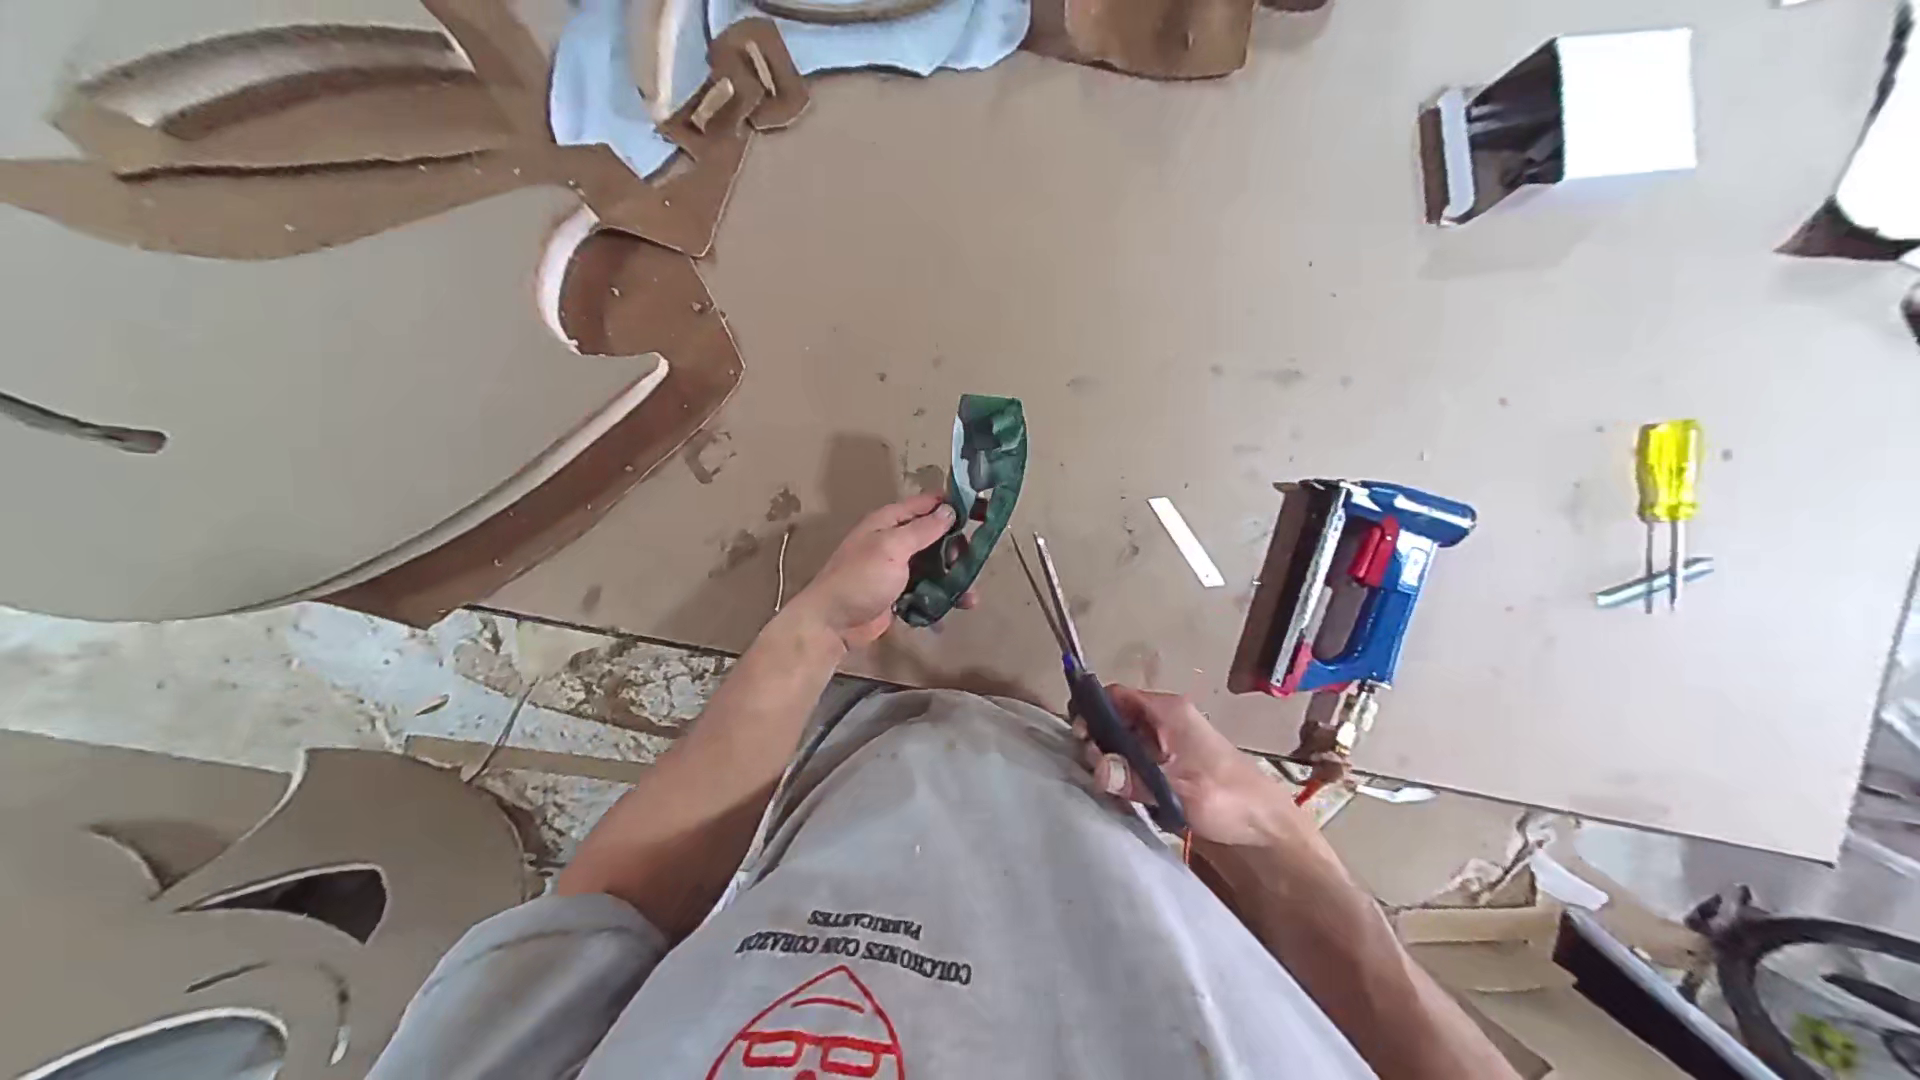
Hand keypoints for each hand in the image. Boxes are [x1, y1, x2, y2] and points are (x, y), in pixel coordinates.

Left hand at [781, 493, 970, 648]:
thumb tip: (949, 510)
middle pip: (936, 537)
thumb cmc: (859, 579)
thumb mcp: (891, 548)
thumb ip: (922, 530)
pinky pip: (927, 590)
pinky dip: (940, 599)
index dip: (956, 506)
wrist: (832, 624)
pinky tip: (952, 610)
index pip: (928, 504)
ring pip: (935, 567)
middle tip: (967, 564)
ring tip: (969, 598)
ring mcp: (897, 569)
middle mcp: (895, 541)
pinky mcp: (900, 594)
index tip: (984, 513)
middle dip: (957, 550)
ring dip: (954, 580)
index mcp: (889, 522)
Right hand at [1077, 685, 1305, 846]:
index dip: (1092, 710)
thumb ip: (1135, 779)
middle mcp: (1165, 719)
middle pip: (1116, 717)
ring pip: (1123, 740)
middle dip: (1098, 739)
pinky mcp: (1169, 765)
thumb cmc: (1227, 799)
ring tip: (1104, 784)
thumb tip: (1097, 768)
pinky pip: (1134, 760)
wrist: (1266, 828)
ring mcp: (1167, 743)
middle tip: (1091, 767)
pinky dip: (1124, 773)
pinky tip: (1119, 794)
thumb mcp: (1179, 790)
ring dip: (1110, 760)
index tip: (1079, 737)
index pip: (1116, 695)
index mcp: (1168, 711)